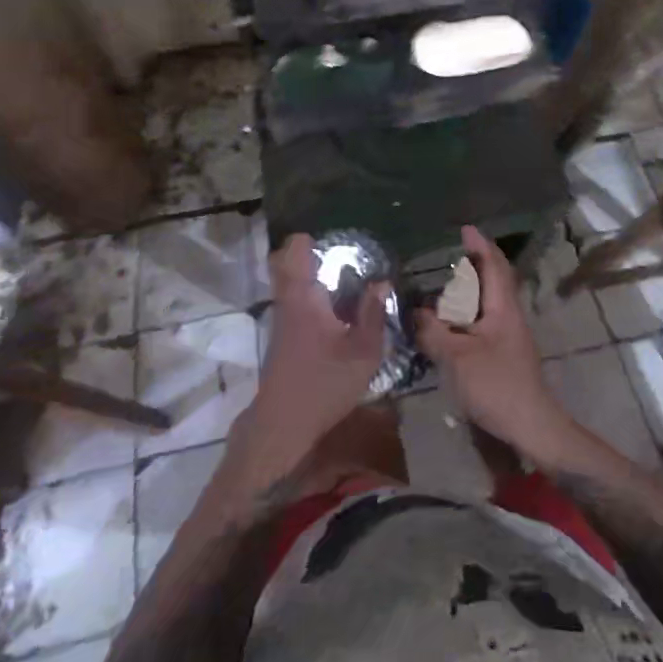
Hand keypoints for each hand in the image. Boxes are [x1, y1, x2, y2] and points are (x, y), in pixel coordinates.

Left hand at [228, 234, 385, 484]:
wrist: (284, 423)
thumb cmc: (325, 384)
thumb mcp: (363, 351)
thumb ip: (373, 313)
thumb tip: (381, 281)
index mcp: (304, 297)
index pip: (295, 250)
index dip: (310, 238)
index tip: (335, 239)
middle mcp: (287, 301)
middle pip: (286, 262)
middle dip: (309, 254)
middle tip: (341, 258)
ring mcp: (281, 319)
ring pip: (290, 283)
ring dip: (311, 276)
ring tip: (347, 283)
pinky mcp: (283, 336)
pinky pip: (294, 301)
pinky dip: (311, 297)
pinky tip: (337, 313)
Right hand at [414, 226, 572, 455]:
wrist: (530, 426)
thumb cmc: (496, 385)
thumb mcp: (457, 357)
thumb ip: (434, 331)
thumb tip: (416, 313)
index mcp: (502, 308)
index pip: (493, 266)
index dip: (480, 246)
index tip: (464, 229)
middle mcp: (508, 316)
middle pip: (493, 280)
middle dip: (474, 263)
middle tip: (447, 254)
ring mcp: (507, 336)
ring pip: (486, 302)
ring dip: (467, 289)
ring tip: (440, 284)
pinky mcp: (501, 354)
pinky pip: (480, 321)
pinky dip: (463, 313)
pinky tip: (445, 321)